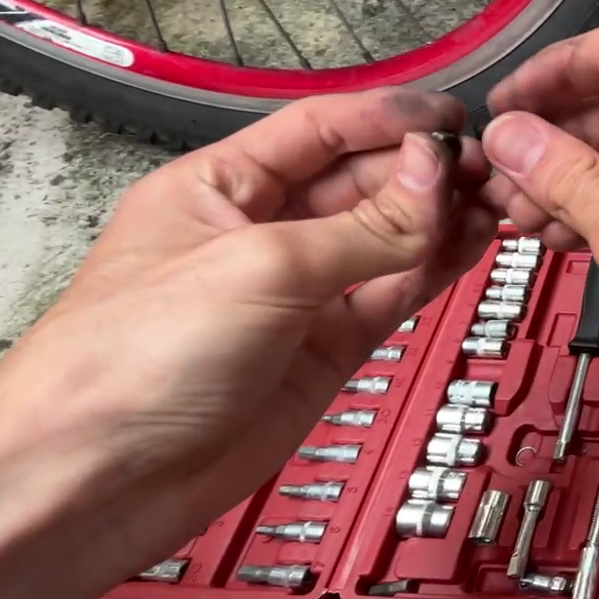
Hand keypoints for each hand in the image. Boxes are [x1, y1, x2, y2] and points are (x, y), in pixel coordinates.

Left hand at [0, 89, 494, 514]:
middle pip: (363, 182)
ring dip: (442, 219)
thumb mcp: (263, 268)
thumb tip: (436, 177)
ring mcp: (305, 290)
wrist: (106, 481)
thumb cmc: (135, 358)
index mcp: (220, 189)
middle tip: (483, 168)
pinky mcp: (334, 340)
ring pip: (391, 238)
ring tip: (493, 203)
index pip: (320, 130)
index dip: (388, 119)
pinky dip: (437, 269)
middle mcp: (266, 232)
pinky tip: (472, 245)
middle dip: (424, 172)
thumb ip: (365, 226)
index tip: (452, 117)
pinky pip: (399, 291)